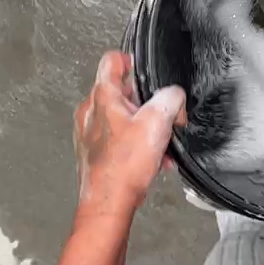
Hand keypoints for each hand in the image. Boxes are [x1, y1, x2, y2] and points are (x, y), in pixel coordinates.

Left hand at [73, 51, 183, 225]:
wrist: (108, 205)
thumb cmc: (125, 165)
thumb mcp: (158, 122)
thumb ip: (170, 98)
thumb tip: (174, 96)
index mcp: (102, 97)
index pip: (112, 60)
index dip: (132, 60)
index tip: (145, 70)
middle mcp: (91, 112)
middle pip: (122, 90)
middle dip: (148, 102)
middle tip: (163, 116)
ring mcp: (89, 133)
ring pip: (123, 116)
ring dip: (145, 126)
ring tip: (161, 144)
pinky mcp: (94, 151)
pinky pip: (119, 137)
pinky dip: (137, 143)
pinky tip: (153, 159)